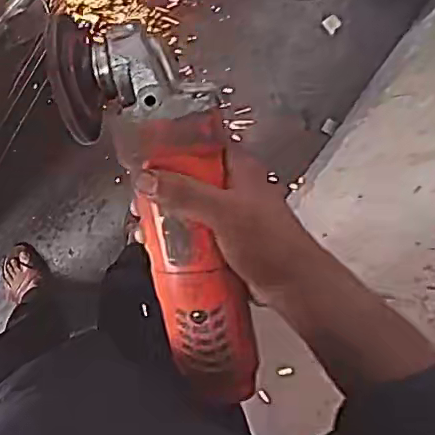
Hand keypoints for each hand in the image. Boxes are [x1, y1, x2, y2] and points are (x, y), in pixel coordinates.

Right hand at [133, 147, 323, 308]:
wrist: (293, 288)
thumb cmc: (274, 245)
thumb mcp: (224, 212)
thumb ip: (185, 193)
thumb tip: (148, 180)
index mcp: (238, 170)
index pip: (200, 146)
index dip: (173, 148)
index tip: (146, 157)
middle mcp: (231, 190)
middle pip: (186, 180)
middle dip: (160, 190)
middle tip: (141, 199)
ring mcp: (225, 217)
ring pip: (185, 209)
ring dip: (163, 218)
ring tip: (145, 227)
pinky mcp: (220, 242)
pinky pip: (189, 235)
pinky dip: (173, 240)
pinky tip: (160, 248)